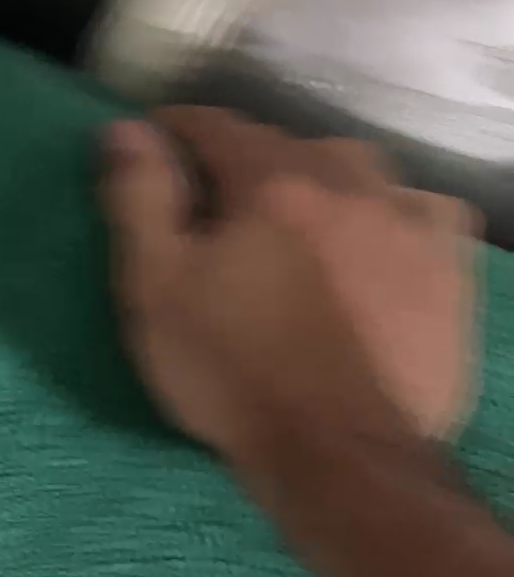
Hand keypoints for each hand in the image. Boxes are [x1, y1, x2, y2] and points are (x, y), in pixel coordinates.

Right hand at [99, 108, 480, 463]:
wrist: (335, 450)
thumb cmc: (224, 359)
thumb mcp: (152, 278)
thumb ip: (140, 195)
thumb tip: (126, 127)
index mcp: (272, 185)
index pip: (216, 126)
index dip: (173, 126)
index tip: (147, 140)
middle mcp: (353, 188)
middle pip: (287, 143)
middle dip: (238, 155)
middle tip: (201, 195)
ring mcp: (414, 227)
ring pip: (356, 170)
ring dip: (309, 175)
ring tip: (279, 213)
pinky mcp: (450, 272)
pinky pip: (415, 209)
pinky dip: (376, 208)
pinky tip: (359, 237)